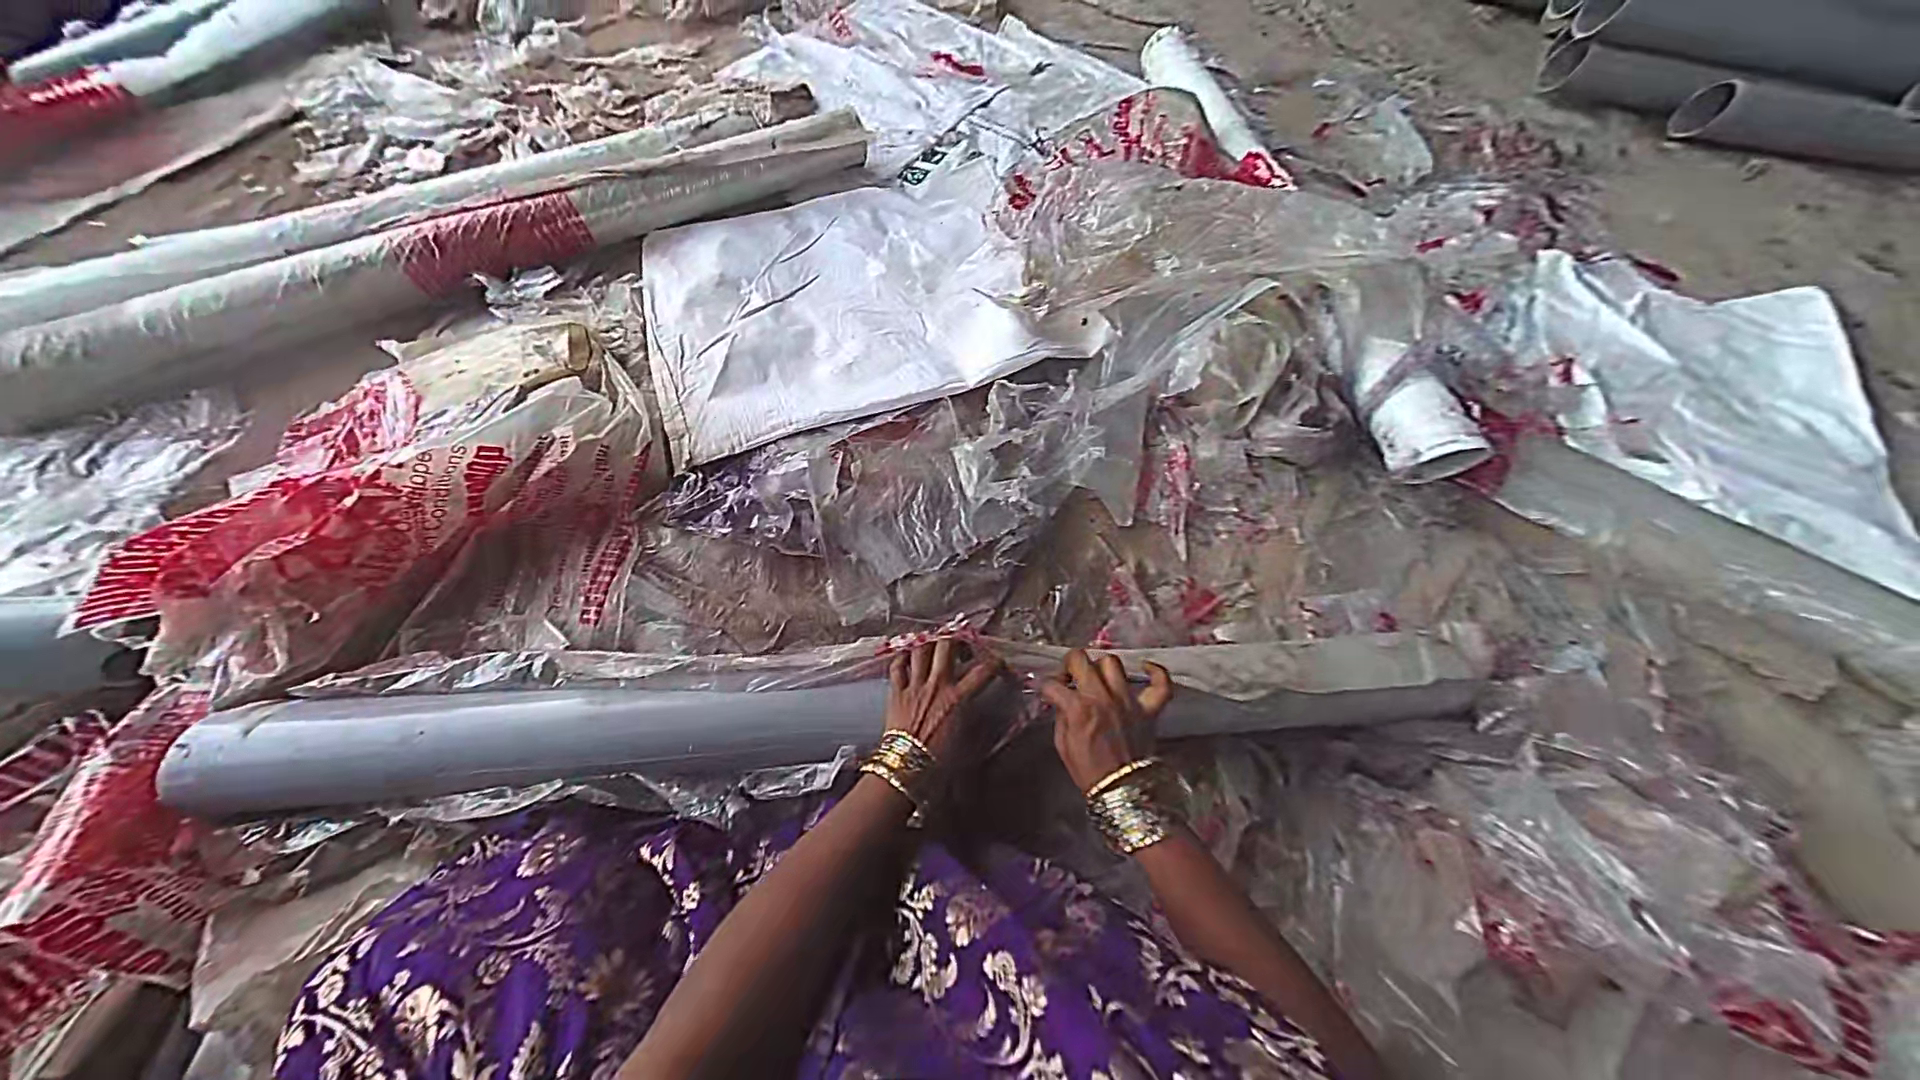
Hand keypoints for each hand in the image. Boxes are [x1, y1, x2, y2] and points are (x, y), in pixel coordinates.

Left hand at [885, 640, 1003, 767]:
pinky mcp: (896, 691)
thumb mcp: (969, 742)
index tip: (998, 663)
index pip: (984, 670)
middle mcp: (937, 685)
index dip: (995, 662)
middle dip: (955, 640)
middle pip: (946, 646)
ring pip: (920, 650)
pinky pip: (897, 666)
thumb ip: (981, 724)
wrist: (905, 767)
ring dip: (929, 644)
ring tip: (934, 646)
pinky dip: (902, 657)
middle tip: (959, 647)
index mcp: (958, 697)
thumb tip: (990, 717)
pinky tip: (908, 657)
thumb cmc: (939, 760)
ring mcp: (914, 685)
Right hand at [1040, 649, 1172, 792]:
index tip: (1049, 691)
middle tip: (1071, 676)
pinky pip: (1160, 684)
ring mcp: (1128, 701)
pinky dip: (1155, 673)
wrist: (1120, 790)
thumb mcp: (1062, 744)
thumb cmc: (1088, 770)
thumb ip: (1061, 716)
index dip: (1047, 687)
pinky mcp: (1149, 709)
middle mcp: (1102, 697)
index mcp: (1078, 708)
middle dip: (1069, 665)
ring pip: (1112, 663)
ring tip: (1099, 677)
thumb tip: (1062, 700)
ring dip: (1101, 667)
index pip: (1053, 684)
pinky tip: (1146, 668)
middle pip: (1081, 660)